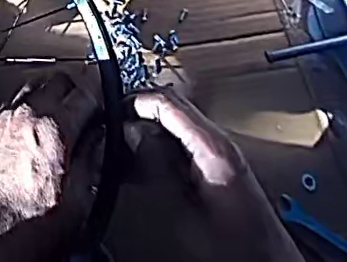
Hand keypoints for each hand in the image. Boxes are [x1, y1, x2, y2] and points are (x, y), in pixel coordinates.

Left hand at [0, 71, 101, 261]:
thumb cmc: (20, 231)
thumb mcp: (75, 205)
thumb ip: (92, 162)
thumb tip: (102, 141)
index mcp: (53, 129)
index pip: (87, 90)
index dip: (104, 96)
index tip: (109, 105)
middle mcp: (27, 113)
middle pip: (62, 79)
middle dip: (79, 92)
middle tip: (90, 115)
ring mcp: (6, 115)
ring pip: (38, 84)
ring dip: (54, 95)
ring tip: (65, 121)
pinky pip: (18, 98)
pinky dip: (33, 104)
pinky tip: (39, 129)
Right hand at [126, 89, 304, 261]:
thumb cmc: (234, 252)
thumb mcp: (184, 215)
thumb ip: (157, 168)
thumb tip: (133, 132)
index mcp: (212, 146)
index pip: (166, 100)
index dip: (135, 102)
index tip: (112, 114)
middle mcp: (218, 141)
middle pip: (172, 105)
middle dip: (140, 113)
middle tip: (115, 130)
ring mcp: (221, 152)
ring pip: (177, 121)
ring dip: (151, 129)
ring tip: (128, 151)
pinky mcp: (220, 166)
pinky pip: (185, 140)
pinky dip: (163, 144)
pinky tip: (149, 166)